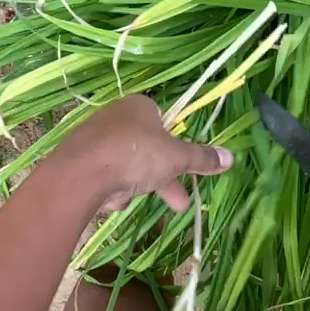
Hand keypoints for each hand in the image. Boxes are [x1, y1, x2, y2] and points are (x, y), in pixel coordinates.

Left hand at [41, 95, 231, 211]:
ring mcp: (95, 137)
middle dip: (164, 178)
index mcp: (140, 107)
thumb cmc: (134, 155)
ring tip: (132, 203)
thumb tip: (230, 157)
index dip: (176, 148)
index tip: (184, 170)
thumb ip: (201, 158)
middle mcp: (116, 116)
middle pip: (147, 148)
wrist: (79, 173)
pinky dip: (112, 189)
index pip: (164, 123)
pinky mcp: (79, 158)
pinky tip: (112, 201)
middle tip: (178, 203)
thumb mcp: (176, 158)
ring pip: (126, 165)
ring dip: (136, 186)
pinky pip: (105, 174)